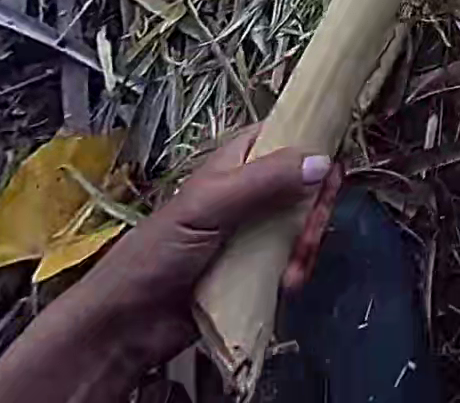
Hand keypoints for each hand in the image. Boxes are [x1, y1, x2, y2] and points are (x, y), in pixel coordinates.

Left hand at [0, 128, 334, 402]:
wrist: (127, 324)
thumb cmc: (162, 248)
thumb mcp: (213, 205)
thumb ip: (267, 179)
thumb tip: (324, 160)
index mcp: (244, 158)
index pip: (293, 134)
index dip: (318, 147)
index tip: (332, 175)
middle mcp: (257, 185)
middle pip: (308, 180)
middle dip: (316, 209)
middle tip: (309, 235)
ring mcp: (259, 225)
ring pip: (306, 219)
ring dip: (308, 244)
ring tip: (294, 272)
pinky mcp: (260, 262)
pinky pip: (295, 254)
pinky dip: (299, 267)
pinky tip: (288, 285)